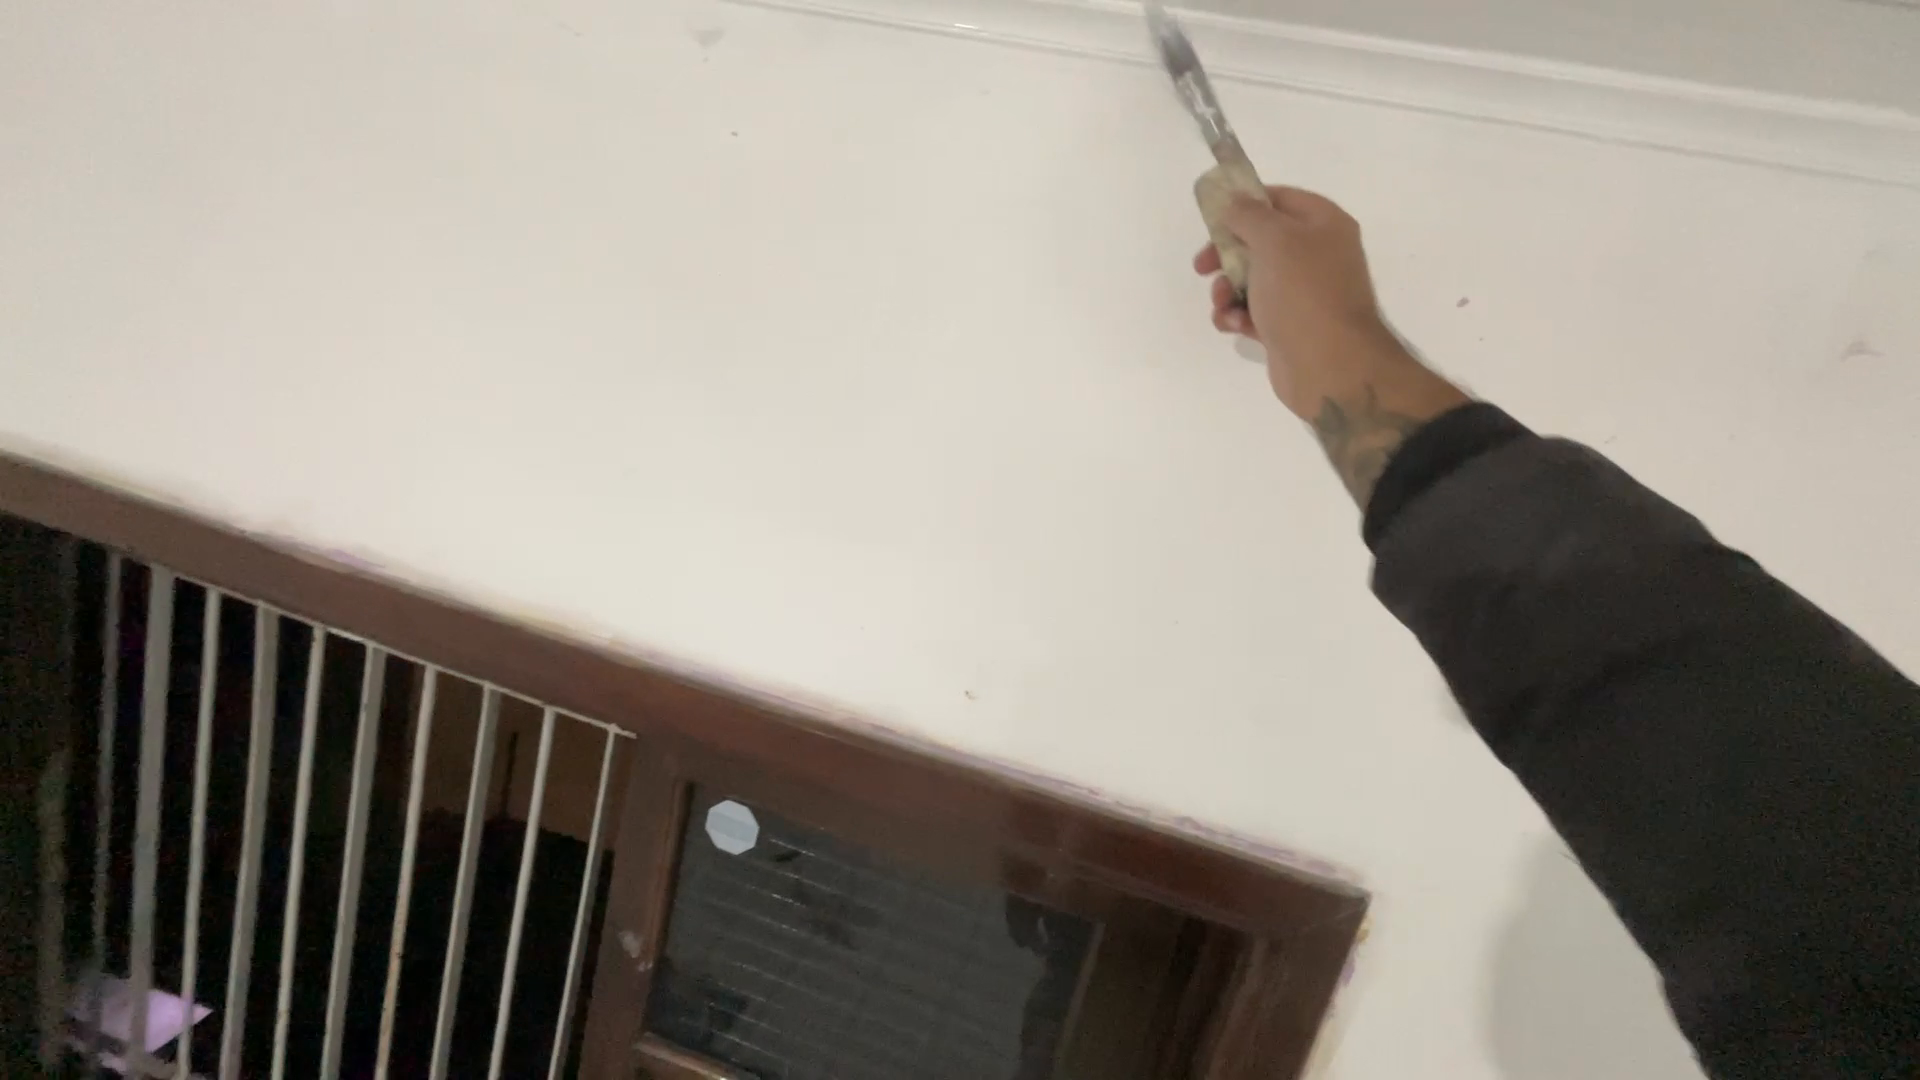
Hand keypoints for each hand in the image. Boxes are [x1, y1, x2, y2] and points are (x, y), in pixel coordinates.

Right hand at [1195, 185, 1468, 503]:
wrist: (1328, 363)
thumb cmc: (1303, 293)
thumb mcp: (1274, 240)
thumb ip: (1249, 215)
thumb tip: (1234, 201)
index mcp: (1323, 224)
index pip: (1279, 200)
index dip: (1244, 206)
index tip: (1212, 222)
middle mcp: (1316, 255)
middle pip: (1260, 243)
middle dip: (1227, 256)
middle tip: (1202, 268)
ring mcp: (1302, 293)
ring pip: (1252, 281)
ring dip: (1227, 291)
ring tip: (1223, 306)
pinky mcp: (1288, 326)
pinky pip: (1254, 313)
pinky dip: (1238, 317)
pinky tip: (1234, 327)